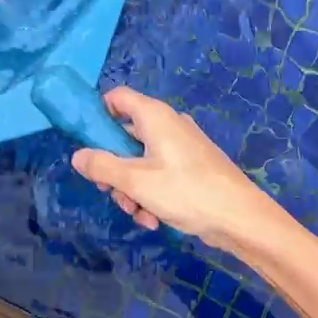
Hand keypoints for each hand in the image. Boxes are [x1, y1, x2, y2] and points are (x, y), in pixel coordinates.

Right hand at [69, 87, 284, 252]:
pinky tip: (154, 219)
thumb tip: (77, 156)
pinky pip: (159, 175)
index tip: (86, 143)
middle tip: (111, 192)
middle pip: (125, 137)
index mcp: (154, 117)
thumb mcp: (135, 181)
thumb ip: (101, 166)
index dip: (97, 115)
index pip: (116, 98)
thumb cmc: (186, 191)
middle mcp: (167, 125)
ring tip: (139, 214)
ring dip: (132, 189)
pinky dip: (151, 195)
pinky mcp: (191, 168)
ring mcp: (181, 147)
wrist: (239, 217)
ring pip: (140, 162)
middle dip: (113, 169)